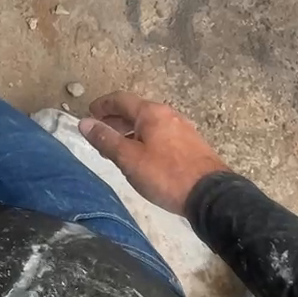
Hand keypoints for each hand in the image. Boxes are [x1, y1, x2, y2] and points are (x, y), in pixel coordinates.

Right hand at [77, 94, 229, 216]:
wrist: (213, 197)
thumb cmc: (166, 174)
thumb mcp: (129, 159)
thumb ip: (105, 139)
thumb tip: (84, 122)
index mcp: (151, 113)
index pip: (120, 99)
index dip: (102, 105)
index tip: (89, 114)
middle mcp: (168, 115)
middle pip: (135, 111)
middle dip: (115, 120)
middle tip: (101, 134)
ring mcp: (183, 129)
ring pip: (149, 124)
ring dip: (130, 132)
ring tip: (119, 149)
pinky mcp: (193, 146)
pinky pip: (162, 135)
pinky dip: (146, 140)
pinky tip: (143, 158)